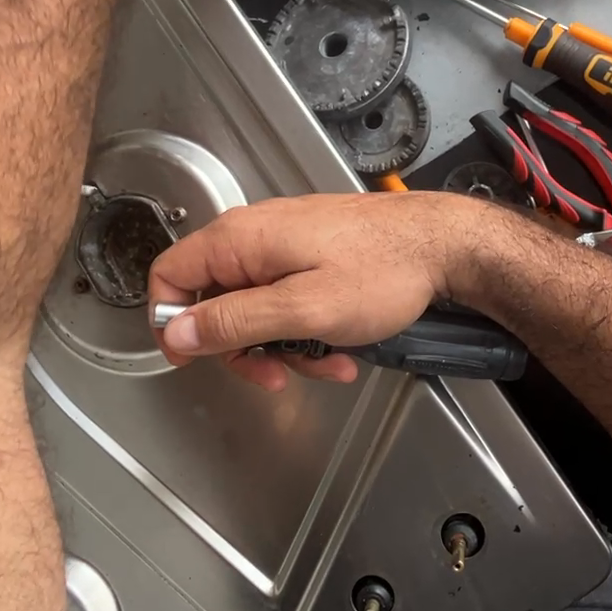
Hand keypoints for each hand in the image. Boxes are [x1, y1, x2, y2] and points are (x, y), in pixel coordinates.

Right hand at [147, 193, 496, 390]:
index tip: (196, 360)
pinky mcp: (312, 255)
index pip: (170, 273)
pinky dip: (308, 328)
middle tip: (278, 375)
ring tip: (330, 362)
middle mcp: (256, 235)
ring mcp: (286, 244)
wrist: (442, 245)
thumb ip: (234, 320)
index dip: (172, 321)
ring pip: (258, 307)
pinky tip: (342, 348)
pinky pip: (289, 299)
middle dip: (245, 346)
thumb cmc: (380, 272)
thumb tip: (175, 332)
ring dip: (286, 345)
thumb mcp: (302, 308)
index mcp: (241, 239)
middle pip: (215, 299)